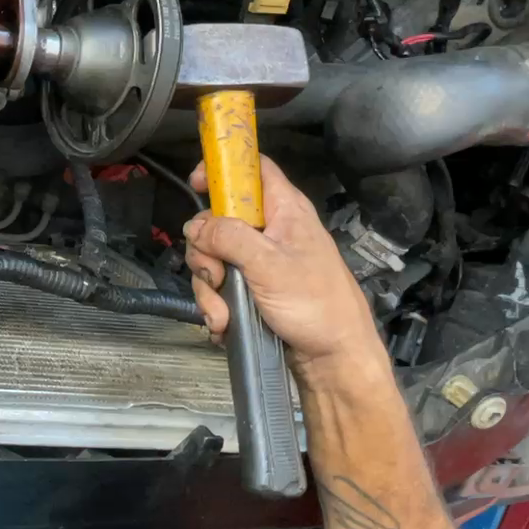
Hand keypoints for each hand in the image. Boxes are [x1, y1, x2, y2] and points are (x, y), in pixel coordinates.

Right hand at [183, 157, 382, 368]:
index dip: (224, 168)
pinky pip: (219, 287)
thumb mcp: (269, 265)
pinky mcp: (251, 289)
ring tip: (223, 314)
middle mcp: (270, 231)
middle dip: (205, 251)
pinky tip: (224, 323)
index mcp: (284, 211)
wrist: (333, 359)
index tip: (197, 184)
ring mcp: (259, 262)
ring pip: (213, 258)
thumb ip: (229, 237)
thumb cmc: (316, 305)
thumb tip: (195, 226)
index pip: (253, 169)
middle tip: (215, 274)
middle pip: (218, 220)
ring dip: (209, 288)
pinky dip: (216, 306)